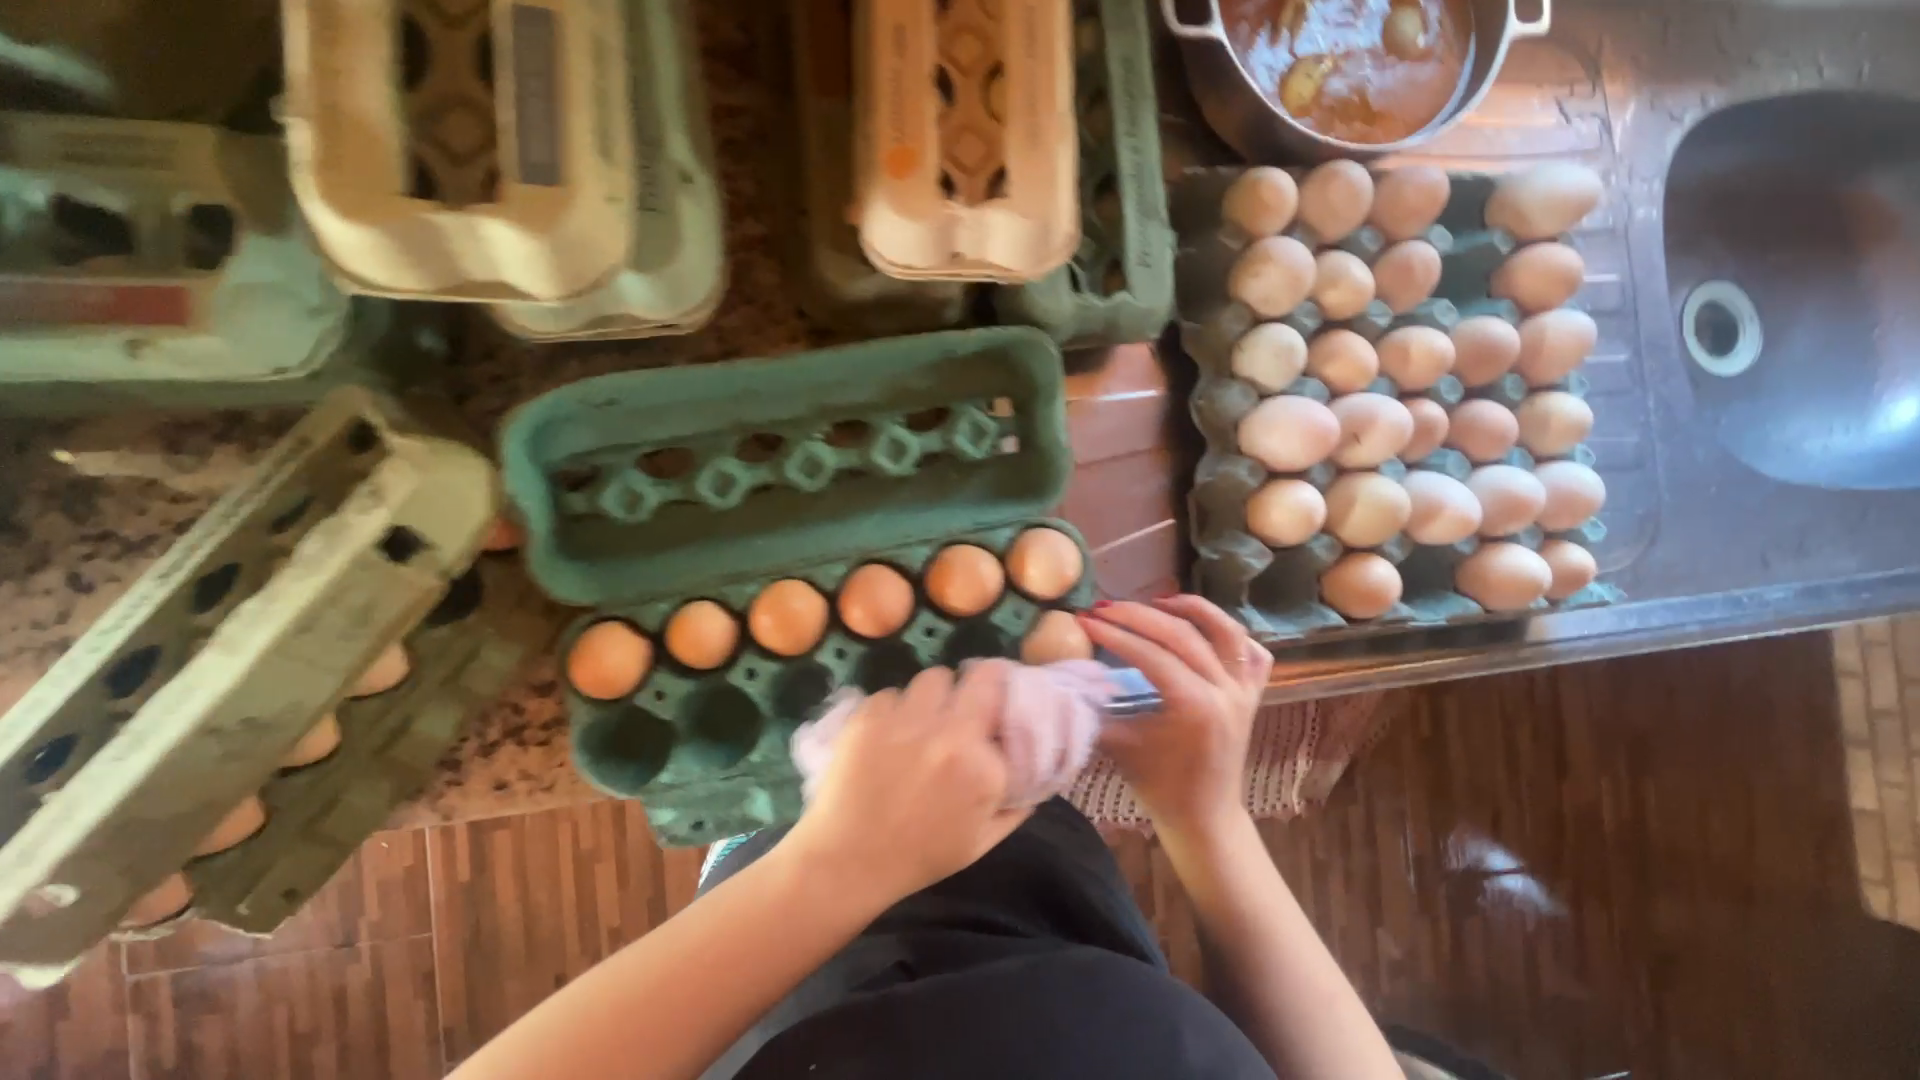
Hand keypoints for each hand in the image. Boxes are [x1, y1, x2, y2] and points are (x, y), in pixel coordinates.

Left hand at [783, 660, 1032, 909]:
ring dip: (936, 695)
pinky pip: (892, 694)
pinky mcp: (869, 717)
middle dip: (981, 682)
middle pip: (980, 675)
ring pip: (934, 678)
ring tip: (926, 718)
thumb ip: (1016, 806)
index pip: (1011, 712)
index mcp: (984, 768)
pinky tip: (889, 735)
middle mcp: (950, 734)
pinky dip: (895, 710)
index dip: (1006, 711)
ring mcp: (906, 721)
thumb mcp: (982, 841)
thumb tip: (1037, 773)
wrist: (846, 862)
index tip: (1000, 716)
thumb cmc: (919, 857)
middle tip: (971, 700)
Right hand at [1079, 596, 1273, 837]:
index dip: (1113, 633)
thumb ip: (1094, 707)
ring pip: (1225, 631)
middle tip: (1104, 607)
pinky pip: (1252, 653)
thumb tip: (1068, 673)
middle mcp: (1225, 690)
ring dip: (1190, 609)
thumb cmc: (1157, 785)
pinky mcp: (1253, 696)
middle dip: (1138, 615)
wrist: (1203, 818)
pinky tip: (1203, 629)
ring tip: (1157, 601)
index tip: (1084, 619)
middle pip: (1181, 633)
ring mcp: (1244, 691)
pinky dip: (1230, 634)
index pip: (1149, 653)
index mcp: (1194, 705)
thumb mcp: (1118, 745)